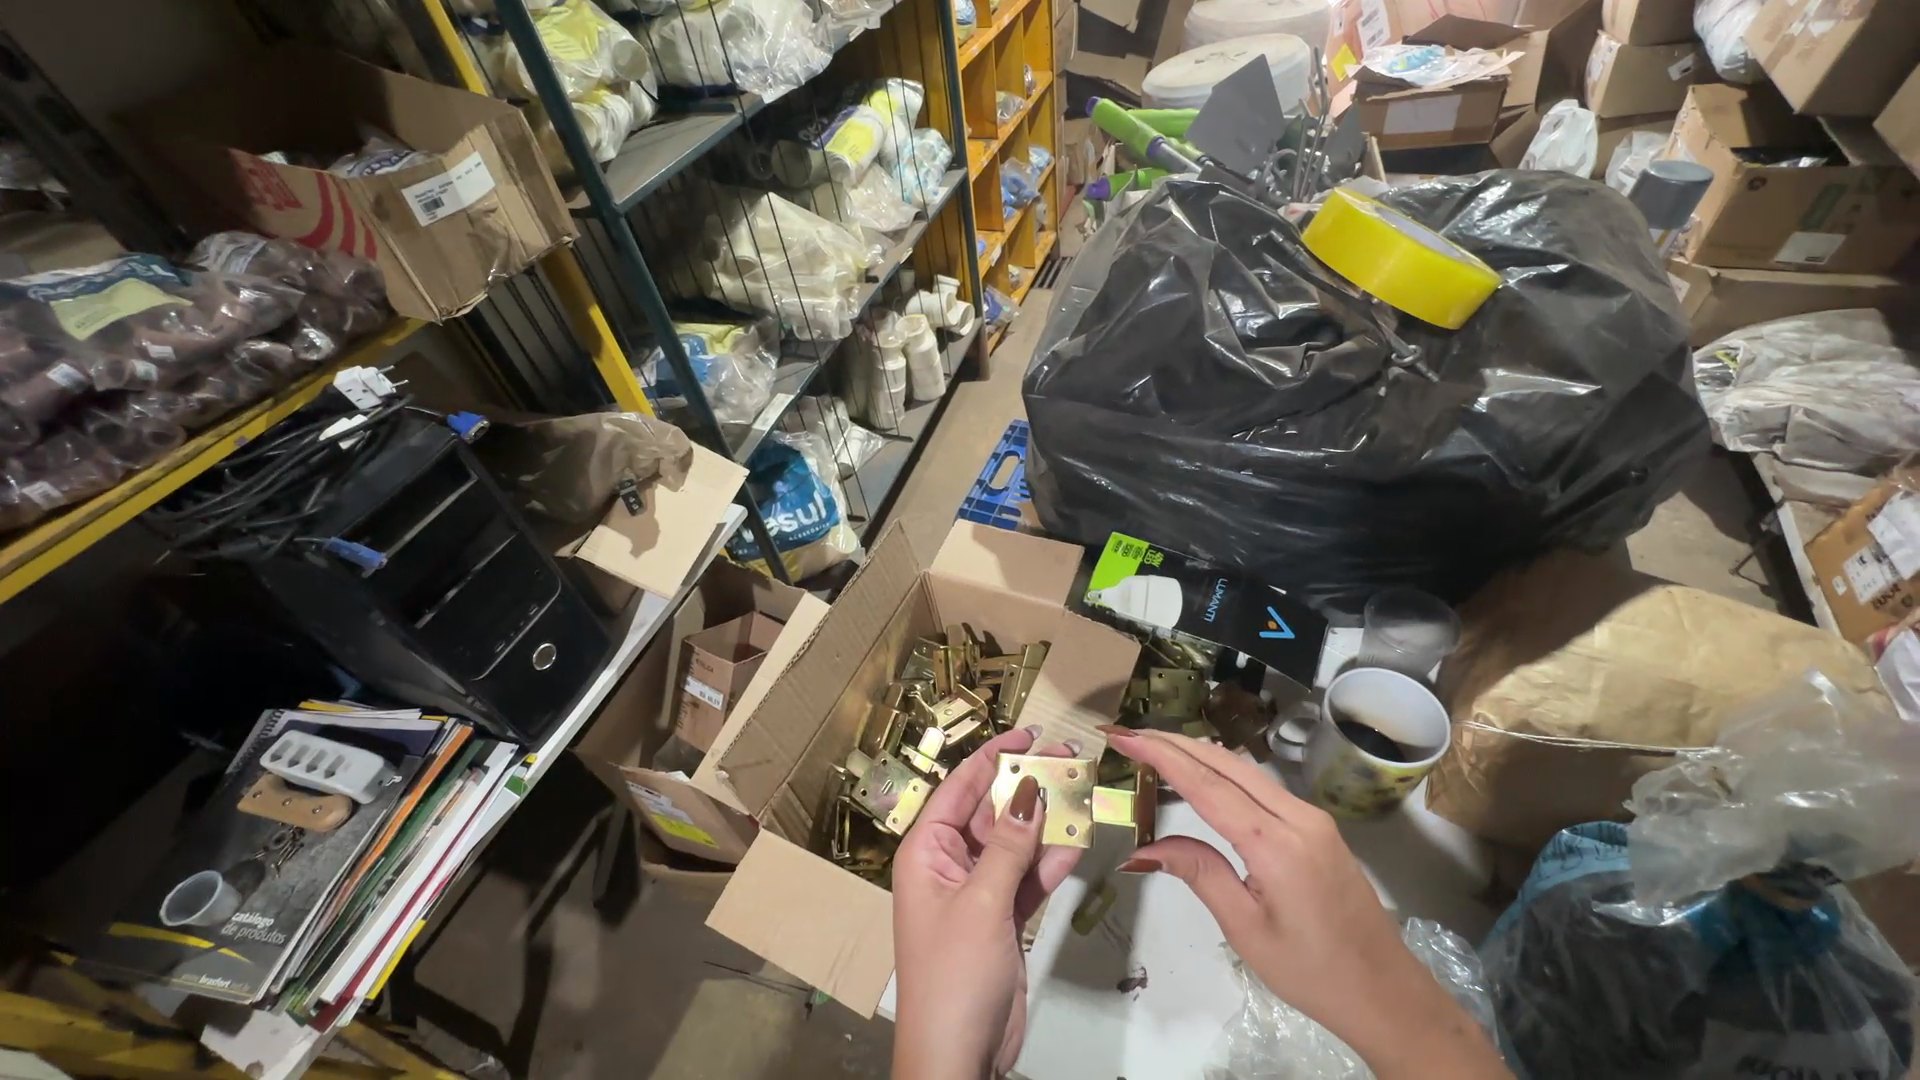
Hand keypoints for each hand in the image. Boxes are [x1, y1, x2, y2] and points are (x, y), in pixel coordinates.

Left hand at [892, 726, 1083, 1079]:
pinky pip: (1029, 876)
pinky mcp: (1004, 915)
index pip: (960, 788)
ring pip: (1016, 841)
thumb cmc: (952, 976)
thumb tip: (1029, 789)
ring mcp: (980, 889)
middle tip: (1067, 756)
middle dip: (1027, 784)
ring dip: (1046, 819)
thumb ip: (1009, 845)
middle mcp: (951, 863)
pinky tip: (1078, 838)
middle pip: (992, 810)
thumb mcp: (980, 902)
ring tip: (1081, 788)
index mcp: (927, 851)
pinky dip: (1052, 860)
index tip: (1028, 732)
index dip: (994, 756)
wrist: (958, 1056)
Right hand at [1098, 726, 1509, 1079]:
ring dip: (1197, 752)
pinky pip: (1260, 784)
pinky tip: (1199, 770)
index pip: (1206, 784)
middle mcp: (1297, 816)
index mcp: (1276, 844)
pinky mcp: (1317, 825)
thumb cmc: (1313, 972)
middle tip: (1128, 733)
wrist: (1388, 994)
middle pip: (1225, 762)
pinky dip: (1221, 769)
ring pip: (1244, 768)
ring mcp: (1312, 817)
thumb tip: (1145, 847)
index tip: (1124, 736)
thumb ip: (1198, 873)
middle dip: (1173, 742)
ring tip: (1152, 746)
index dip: (1161, 756)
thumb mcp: (1245, 929)